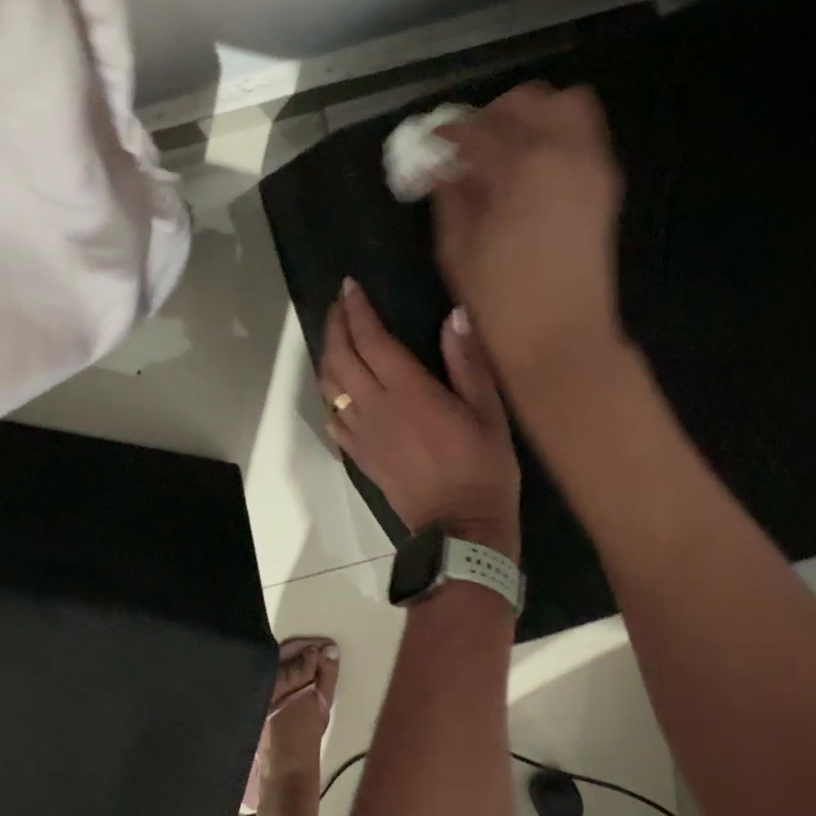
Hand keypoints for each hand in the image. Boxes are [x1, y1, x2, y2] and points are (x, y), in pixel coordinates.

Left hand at [318, 278, 520, 556]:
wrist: (458, 528)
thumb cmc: (482, 469)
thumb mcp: (487, 413)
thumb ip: (467, 362)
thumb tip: (453, 315)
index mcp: (407, 392)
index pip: (371, 340)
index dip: (358, 310)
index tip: (350, 287)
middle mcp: (375, 407)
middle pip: (341, 357)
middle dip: (336, 325)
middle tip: (339, 303)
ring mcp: (360, 432)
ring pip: (330, 384)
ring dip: (327, 354)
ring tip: (335, 335)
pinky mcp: (357, 453)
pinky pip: (332, 415)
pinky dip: (329, 391)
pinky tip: (337, 385)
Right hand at [432, 83, 627, 392]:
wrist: (562, 335)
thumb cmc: (500, 298)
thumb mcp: (457, 247)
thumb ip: (451, 195)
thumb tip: (445, 169)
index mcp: (522, 165)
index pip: (475, 129)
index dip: (447, 135)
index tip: (430, 145)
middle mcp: (564, 149)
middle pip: (527, 100)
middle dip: (491, 116)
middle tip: (468, 145)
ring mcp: (592, 162)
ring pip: (565, 104)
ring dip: (530, 117)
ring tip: (503, 151)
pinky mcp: (606, 181)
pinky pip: (582, 133)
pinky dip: (554, 136)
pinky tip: (528, 170)